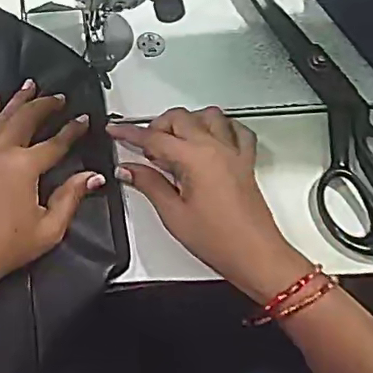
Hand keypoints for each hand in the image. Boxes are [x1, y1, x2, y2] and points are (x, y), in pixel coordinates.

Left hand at [0, 80, 101, 295]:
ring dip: (18, 100)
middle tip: (58, 98)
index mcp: (23, 167)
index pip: (55, 142)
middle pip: (27, 118)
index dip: (72, 129)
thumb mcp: (49, 229)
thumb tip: (90, 178)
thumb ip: (71, 198)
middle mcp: (0, 154)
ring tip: (30, 87)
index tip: (82, 120)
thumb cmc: (0, 247)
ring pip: (3, 116)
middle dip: (45, 104)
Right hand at [109, 107, 307, 299]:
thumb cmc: (222, 241)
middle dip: (156, 126)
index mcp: (195, 158)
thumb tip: (128, 169)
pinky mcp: (245, 162)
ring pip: (208, 115)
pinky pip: (236, 130)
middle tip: (144, 148)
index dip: (129, 133)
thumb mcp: (173, 214)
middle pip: (178, 118)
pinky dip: (221, 126)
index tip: (115, 131)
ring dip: (187, 121)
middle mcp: (216, 149)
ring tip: (174, 141)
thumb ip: (148, 184)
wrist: (257, 257)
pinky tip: (209, 137)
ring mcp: (233, 153)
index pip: (153, 137)